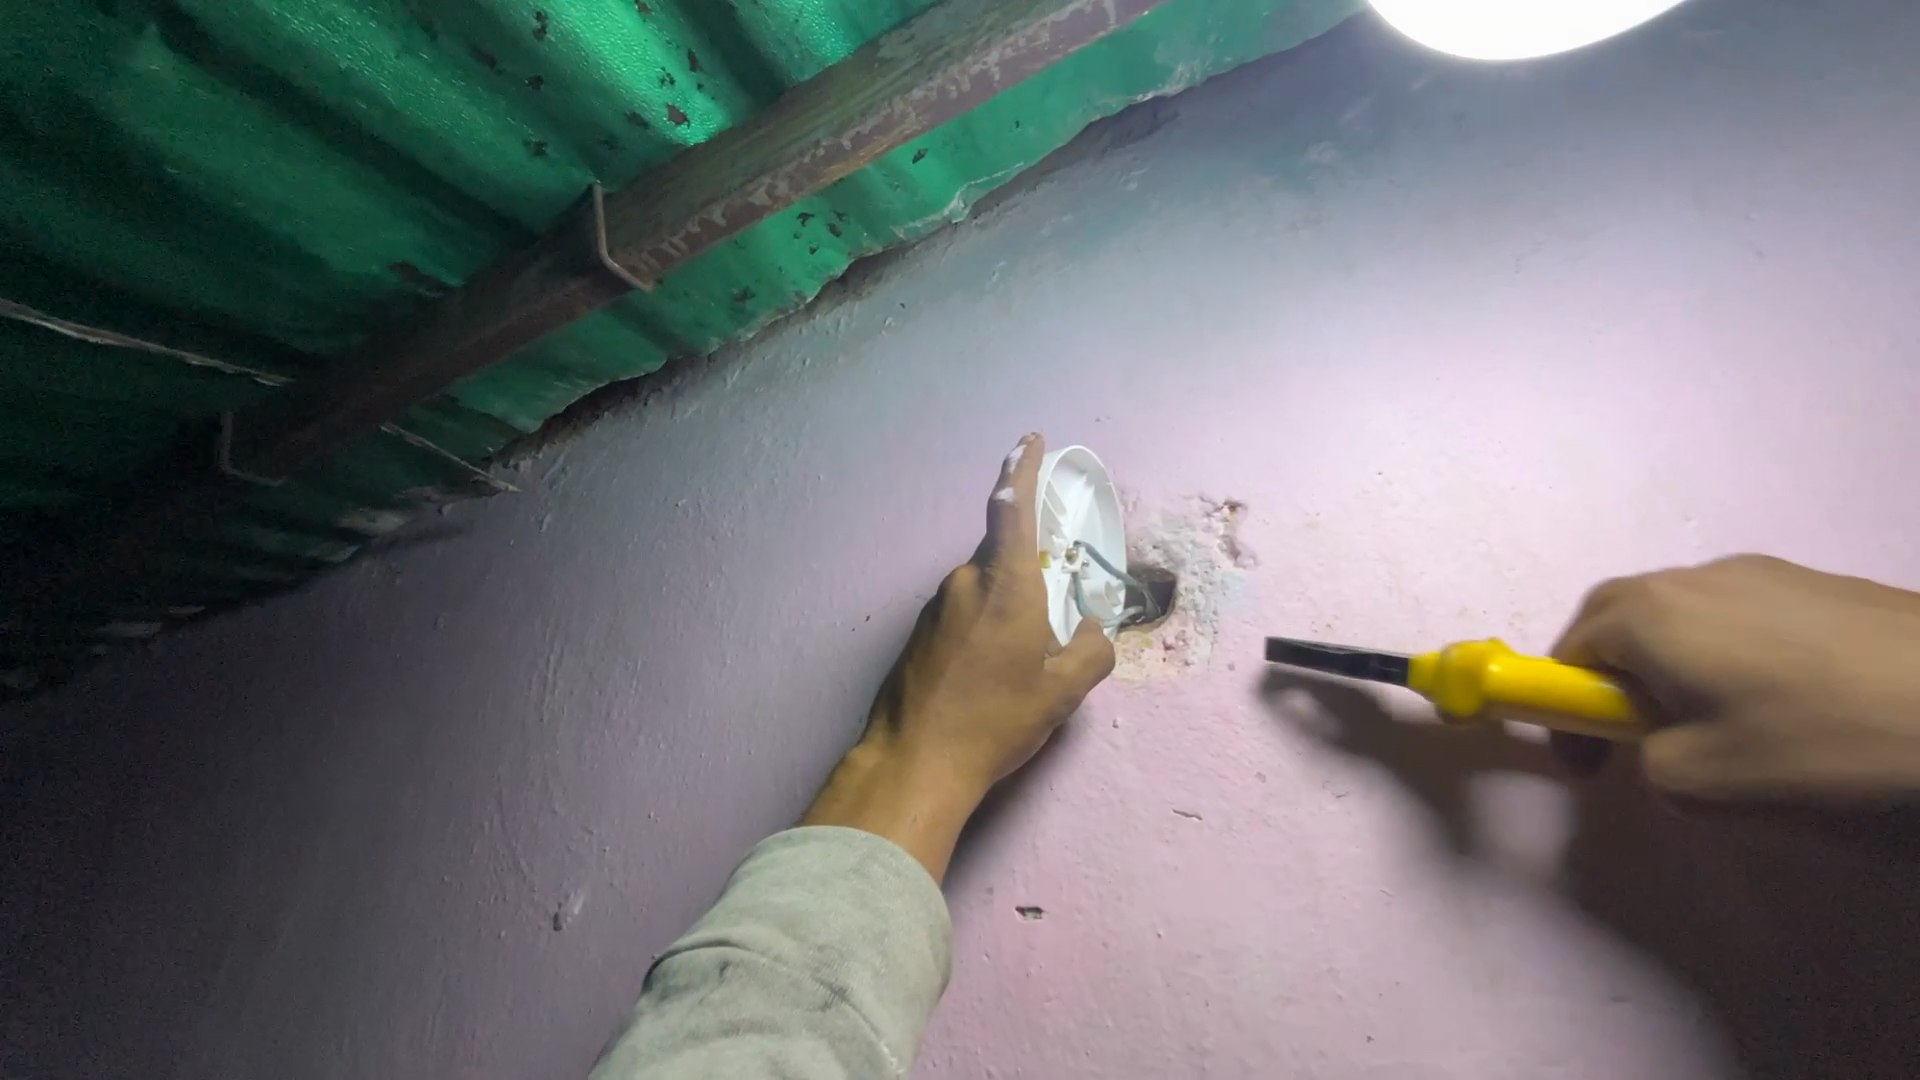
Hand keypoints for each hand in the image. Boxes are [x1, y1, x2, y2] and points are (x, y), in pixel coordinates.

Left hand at [802, 434, 1115, 880]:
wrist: (916, 760)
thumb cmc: (996, 720)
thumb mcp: (1062, 693)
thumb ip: (1091, 651)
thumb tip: (1094, 630)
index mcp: (1005, 583)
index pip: (1012, 507)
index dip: (1022, 468)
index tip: (1030, 439)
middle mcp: (965, 582)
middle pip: (1003, 555)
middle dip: (1029, 572)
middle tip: (1048, 618)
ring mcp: (935, 605)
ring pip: (982, 587)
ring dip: (1005, 606)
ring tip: (1017, 660)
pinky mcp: (918, 630)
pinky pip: (961, 610)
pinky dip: (982, 625)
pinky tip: (986, 672)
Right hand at [1550, 555, 1919, 803]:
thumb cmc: (1830, 744)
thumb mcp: (1703, 784)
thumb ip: (1645, 764)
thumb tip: (1666, 748)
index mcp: (1645, 615)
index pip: (1566, 653)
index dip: (1561, 710)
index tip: (1589, 763)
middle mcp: (1691, 578)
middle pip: (1613, 616)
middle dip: (1605, 668)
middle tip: (1632, 725)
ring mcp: (1767, 573)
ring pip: (1679, 611)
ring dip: (1669, 657)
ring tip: (1719, 714)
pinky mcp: (1832, 584)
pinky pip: (1745, 613)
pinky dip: (1732, 650)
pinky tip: (1792, 697)